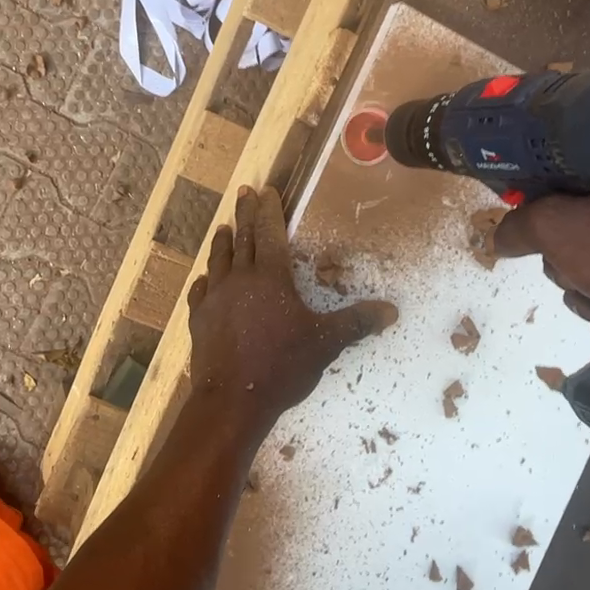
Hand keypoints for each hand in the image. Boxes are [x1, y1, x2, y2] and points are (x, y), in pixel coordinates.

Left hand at [186, 185, 397, 441]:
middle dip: (244, 214)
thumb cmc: (282, 366)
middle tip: (243, 193)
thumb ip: (356, 322)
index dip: (268, 211)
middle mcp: (239, 280)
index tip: (265, 191)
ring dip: (222, 242)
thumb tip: (391, 310)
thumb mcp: (326, 343)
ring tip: (223, 228)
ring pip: (218, 260)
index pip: (269, 233)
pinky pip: (200, 292)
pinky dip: (205, 280)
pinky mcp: (199, 319)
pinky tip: (205, 280)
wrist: (232, 398)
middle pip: (242, 239)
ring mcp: (215, 298)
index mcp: (270, 277)